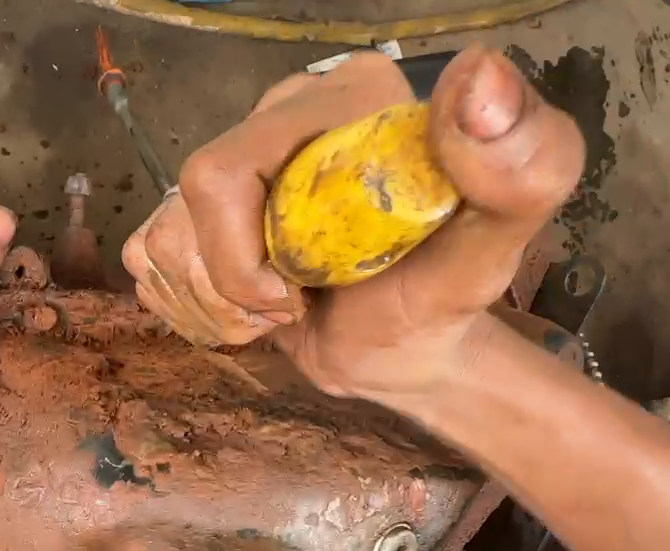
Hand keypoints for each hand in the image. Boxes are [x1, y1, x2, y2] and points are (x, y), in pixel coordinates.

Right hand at [122, 46, 583, 405]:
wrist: (398, 348)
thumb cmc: (441, 295)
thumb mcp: (502, 236)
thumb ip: (522, 161)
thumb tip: (474, 82)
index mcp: (334, 101)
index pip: (222, 170)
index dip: (239, 255)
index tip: (295, 298)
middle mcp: (271, 125)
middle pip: (181, 211)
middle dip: (227, 290)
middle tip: (287, 310)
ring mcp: (228, 176)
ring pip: (156, 245)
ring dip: (211, 309)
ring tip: (272, 314)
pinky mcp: (197, 224)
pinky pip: (147, 266)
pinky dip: (191, 310)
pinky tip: (243, 313)